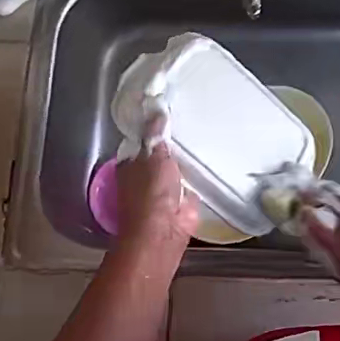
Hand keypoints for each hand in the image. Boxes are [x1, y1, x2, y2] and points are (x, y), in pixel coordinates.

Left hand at [117, 116, 197, 249]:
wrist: (164, 230)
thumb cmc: (152, 192)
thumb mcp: (153, 155)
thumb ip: (155, 134)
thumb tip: (156, 110)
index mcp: (130, 165)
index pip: (141, 142)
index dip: (152, 129)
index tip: (167, 113)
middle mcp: (144, 178)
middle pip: (159, 155)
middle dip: (172, 145)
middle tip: (191, 122)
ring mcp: (164, 191)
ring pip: (176, 169)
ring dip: (185, 160)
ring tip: (202, 137)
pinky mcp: (182, 202)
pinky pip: (191, 183)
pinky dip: (197, 176)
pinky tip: (209, 161)